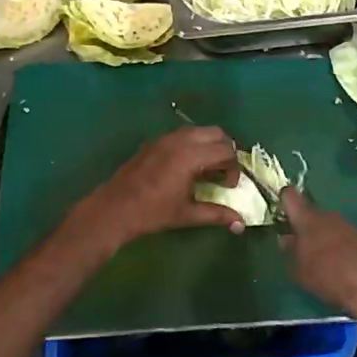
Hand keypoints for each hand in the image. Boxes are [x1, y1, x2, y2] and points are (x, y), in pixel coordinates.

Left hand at [58, 126, 244, 259]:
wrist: (115, 209)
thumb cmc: (152, 213)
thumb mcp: (187, 214)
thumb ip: (217, 214)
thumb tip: (241, 225)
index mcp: (191, 156)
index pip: (227, 151)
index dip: (234, 168)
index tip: (227, 186)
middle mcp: (180, 140)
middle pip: (217, 133)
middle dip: (226, 151)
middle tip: (222, 173)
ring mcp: (166, 138)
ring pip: (199, 131)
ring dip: (210, 146)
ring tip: (206, 170)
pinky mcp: (155, 141)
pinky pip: (183, 134)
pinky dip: (194, 144)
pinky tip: (187, 167)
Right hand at [280, 188, 356, 328]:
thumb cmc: (327, 277)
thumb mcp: (299, 271)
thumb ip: (290, 251)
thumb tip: (286, 239)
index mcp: (307, 219)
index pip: (290, 196)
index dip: (284, 200)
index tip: (281, 212)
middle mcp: (328, 215)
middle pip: (311, 213)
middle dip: (305, 226)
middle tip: (300, 246)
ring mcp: (349, 225)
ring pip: (330, 225)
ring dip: (324, 237)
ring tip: (322, 260)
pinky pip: (346, 237)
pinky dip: (341, 247)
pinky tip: (342, 266)